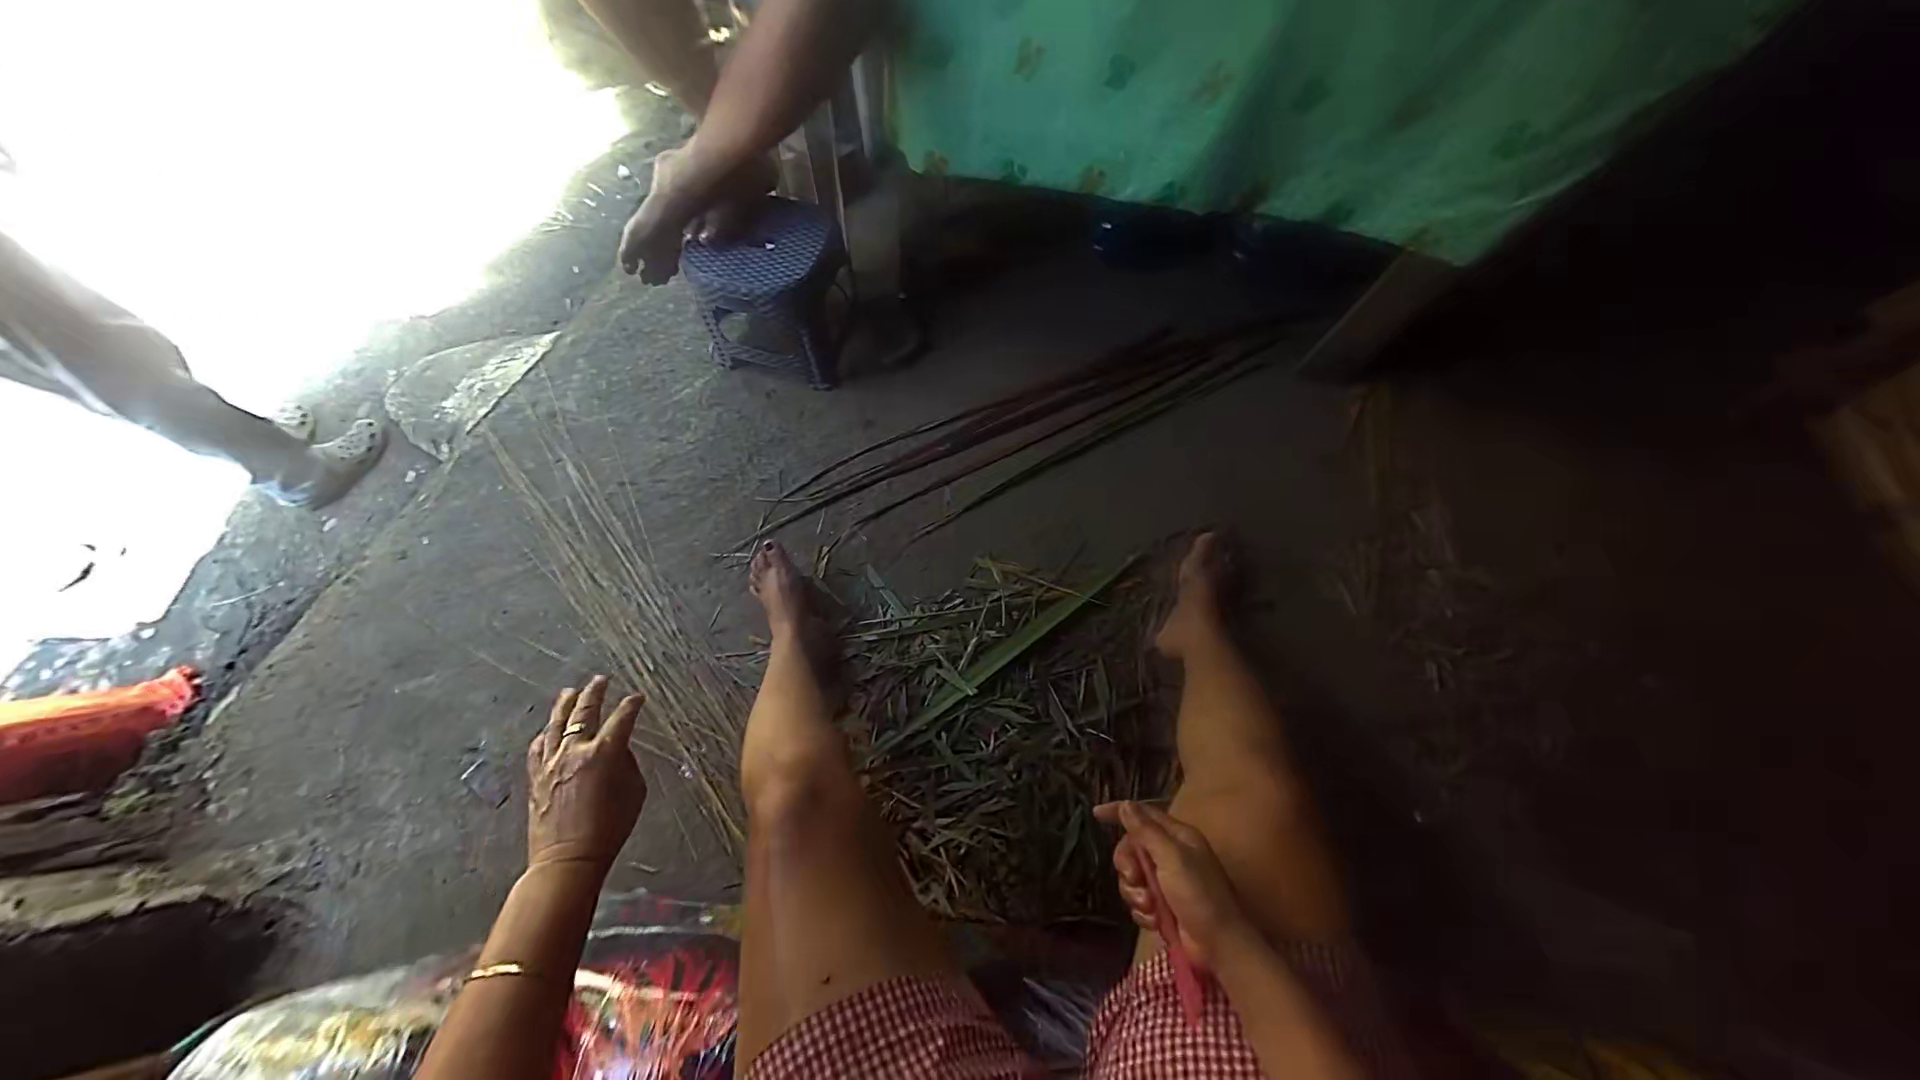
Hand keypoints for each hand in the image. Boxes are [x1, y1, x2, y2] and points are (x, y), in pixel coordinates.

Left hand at [526, 675, 646, 872]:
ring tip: (570, 691)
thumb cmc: (610, 827)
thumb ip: (627, 763)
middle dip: (595, 692)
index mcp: (605, 752)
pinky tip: (548, 729)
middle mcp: (575, 751)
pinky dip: (546, 734)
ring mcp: (552, 763)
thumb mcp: (634, 791)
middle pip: (585, 711)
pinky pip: (539, 747)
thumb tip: (617, 750)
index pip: (623, 717)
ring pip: (556, 723)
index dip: (632, 705)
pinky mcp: (536, 777)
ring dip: (566, 704)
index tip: (637, 698)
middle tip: (601, 680)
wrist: (567, 859)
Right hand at [1096, 800, 1253, 966]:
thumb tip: (1126, 805)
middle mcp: (1171, 854)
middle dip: (1128, 865)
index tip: (1096, 814)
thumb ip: (1146, 831)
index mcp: (1177, 836)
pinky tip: (1155, 921)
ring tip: (1151, 907)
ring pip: (1132, 876)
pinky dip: (1143, 911)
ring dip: (1136, 893)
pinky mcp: (1163, 906)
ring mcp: (1166, 881)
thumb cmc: (1199, 896)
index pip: (1143, 814)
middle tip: (1135, 879)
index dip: (1119, 811)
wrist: (1219, 947)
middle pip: (1132, 848)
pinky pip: (1138, 899)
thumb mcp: (1172, 858)